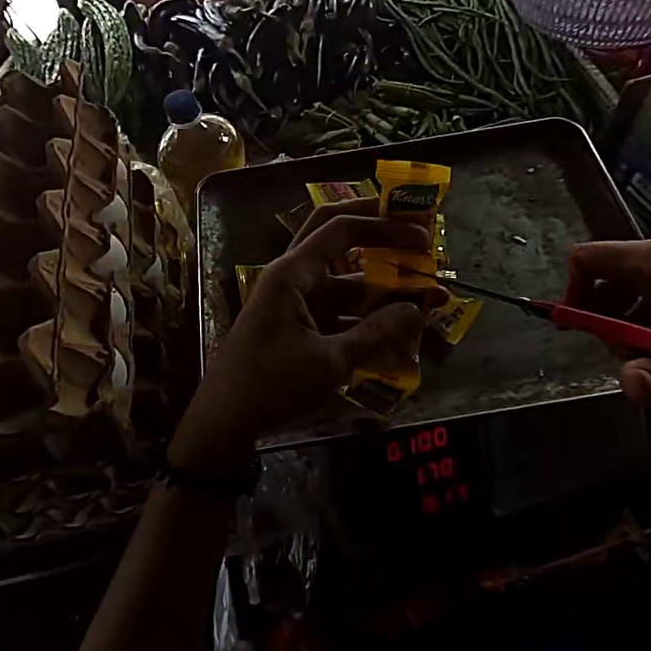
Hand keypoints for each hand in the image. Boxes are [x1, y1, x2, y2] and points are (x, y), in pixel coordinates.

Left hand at [171, 208, 429, 473]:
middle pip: (343, 247)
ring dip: (382, 295)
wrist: (224, 424)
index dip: (384, 225)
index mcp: (293, 274)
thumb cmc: (271, 385)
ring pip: (347, 287)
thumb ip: (375, 334)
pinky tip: (398, 337)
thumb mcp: (329, 361)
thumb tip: (417, 310)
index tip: (423, 235)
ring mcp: (296, 304)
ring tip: (426, 305)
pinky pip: (339, 316)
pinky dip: (366, 322)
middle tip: (422, 243)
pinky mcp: (299, 329)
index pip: (341, 228)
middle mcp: (294, 280)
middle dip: (382, 242)